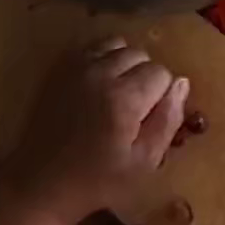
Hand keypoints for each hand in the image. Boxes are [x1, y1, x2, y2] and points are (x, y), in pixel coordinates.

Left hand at [0, 37, 188, 224]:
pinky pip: (91, 47)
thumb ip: (167, 120)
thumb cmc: (98, 179)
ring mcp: (76, 67)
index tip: (151, 116)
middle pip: (140, 54)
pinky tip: (99, 84)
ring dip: (124, 63)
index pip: (161, 73)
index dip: (163, 94)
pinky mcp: (60, 69)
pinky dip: (102, 58)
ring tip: (119, 92)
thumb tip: (181, 83)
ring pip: (116, 45)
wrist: (43, 179)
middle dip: (146, 76)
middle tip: (137, 107)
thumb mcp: (144, 162)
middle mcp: (99, 73)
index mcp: (123, 98)